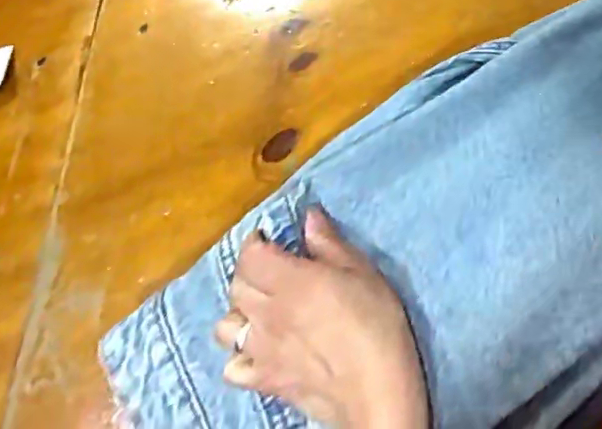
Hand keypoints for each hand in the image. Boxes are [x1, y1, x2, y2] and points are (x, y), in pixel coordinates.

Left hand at [214, 208, 428, 428]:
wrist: (374, 385)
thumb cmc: (375, 319)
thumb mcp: (362, 270)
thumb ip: (329, 243)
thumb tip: (309, 216)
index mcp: (291, 282)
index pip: (252, 257)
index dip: (253, 242)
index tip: (266, 236)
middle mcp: (267, 314)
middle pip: (237, 286)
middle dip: (248, 269)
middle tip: (269, 263)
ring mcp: (260, 351)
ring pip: (226, 325)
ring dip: (240, 310)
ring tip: (263, 305)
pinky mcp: (263, 381)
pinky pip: (233, 365)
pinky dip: (240, 352)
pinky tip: (260, 347)